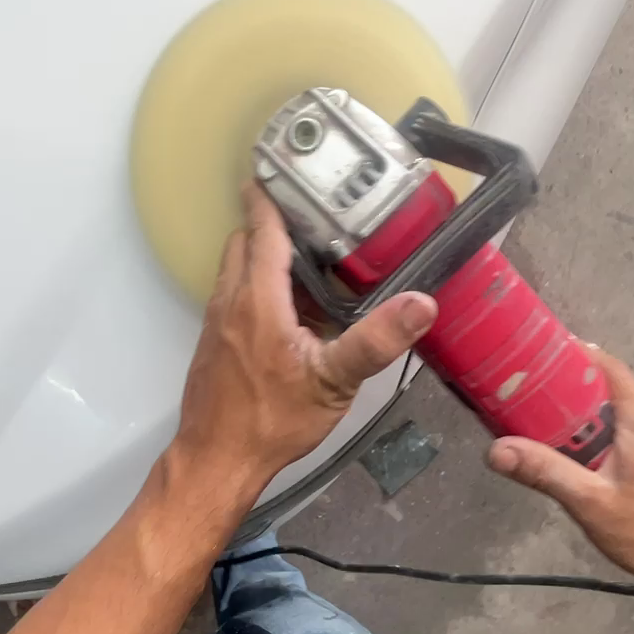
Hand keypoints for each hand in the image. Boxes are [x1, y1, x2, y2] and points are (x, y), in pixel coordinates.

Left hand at [172, 184, 436, 488]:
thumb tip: (421, 304)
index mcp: (257, 301)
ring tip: (307, 266)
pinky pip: (232, 300)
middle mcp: (229, 304)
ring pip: (235, 272)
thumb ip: (375, 340)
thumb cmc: (271, 422)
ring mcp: (215, 325)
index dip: (270, 198)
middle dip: (270, 226)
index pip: (261, 231)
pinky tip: (287, 317)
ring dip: (262, 259)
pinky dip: (255, 290)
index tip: (278, 171)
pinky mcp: (213, 347)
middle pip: (244, 244)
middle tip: (310, 222)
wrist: (216, 461)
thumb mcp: (333, 383)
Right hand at [485, 346, 633, 603]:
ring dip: (621, 443)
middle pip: (628, 405)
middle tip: (559, 432)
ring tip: (595, 473)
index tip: (552, 355)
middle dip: (593, 414)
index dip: (582, 357)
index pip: (612, 371)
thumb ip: (545, 472)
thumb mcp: (591, 506)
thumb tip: (495, 450)